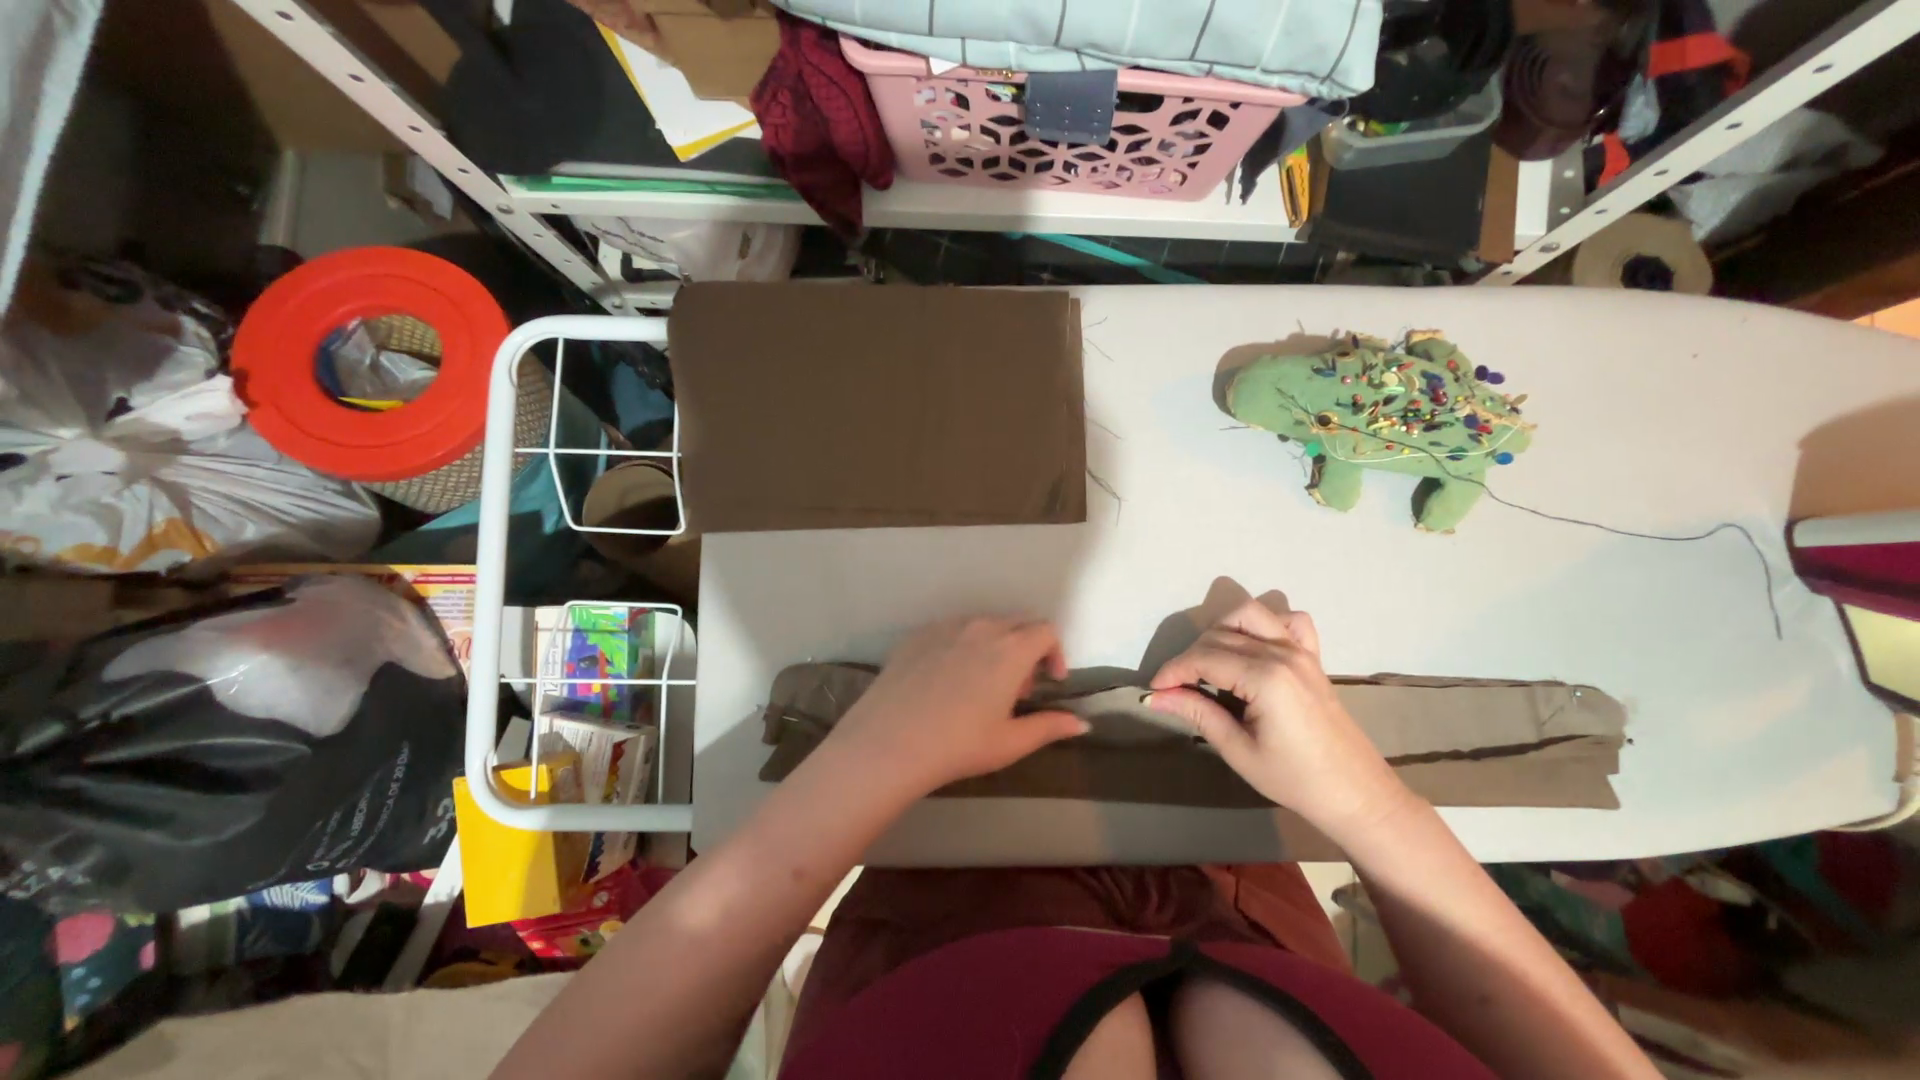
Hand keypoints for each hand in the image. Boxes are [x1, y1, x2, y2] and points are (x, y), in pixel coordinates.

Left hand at [824, 617, 1089, 795]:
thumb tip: (1083, 724)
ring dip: (993, 647)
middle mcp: (980, 628)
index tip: (1050, 681)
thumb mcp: (1011, 742)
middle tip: (1016, 691)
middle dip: (1026, 651)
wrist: (889, 742)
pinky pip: (950, 631)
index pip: (1046, 631)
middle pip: (1016, 624)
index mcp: (1010, 650)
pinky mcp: (916, 636)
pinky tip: (946, 683)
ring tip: (980, 687)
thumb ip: (1049, 726)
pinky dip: (961, 647)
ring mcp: (945, 628)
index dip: (1055, 653)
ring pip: (981, 626)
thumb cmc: (959, 745)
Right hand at [1146, 600, 1413, 836]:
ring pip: (1250, 613)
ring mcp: (1302, 651)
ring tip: (1210, 663)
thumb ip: (1198, 713)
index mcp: (1265, 678)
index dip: (1173, 671)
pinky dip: (1267, 624)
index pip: (1203, 658)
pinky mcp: (1314, 658)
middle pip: (1220, 635)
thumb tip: (1156, 697)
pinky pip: (1290, 621)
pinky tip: (1255, 647)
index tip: (1155, 690)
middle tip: (1177, 688)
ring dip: (1222, 630)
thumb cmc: (1294, 779)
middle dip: (1190, 656)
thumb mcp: (1239, 750)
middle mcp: (1282, 653)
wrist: (1355, 793)